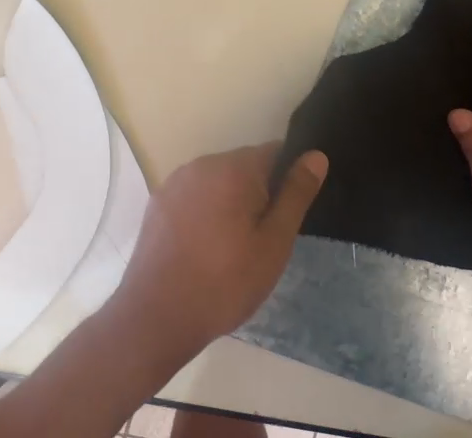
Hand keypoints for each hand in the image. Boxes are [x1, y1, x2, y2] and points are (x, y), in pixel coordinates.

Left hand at [113, 143, 326, 347]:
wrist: (154, 319)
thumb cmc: (224, 283)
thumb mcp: (274, 243)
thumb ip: (296, 194)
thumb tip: (316, 155)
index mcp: (233, 168)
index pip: (276, 153)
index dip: (288, 181)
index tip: (287, 217)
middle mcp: (202, 164)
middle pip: (245, 167)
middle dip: (259, 194)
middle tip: (263, 241)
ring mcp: (175, 184)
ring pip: (218, 183)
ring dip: (231, 204)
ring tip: (232, 250)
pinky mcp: (157, 205)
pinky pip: (194, 198)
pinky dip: (205, 214)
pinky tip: (203, 251)